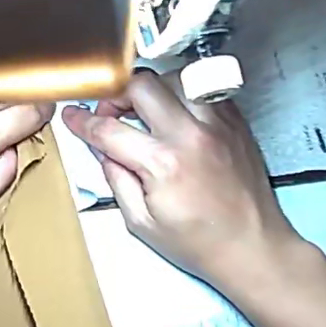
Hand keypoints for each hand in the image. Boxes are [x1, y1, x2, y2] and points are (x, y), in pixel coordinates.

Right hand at [61, 70, 307, 293]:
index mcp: (163, 164)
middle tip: (109, 113)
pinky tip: (174, 118)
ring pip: (174, 77)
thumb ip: (116, 178)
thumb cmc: (198, 243)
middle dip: (116, 94)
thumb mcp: (140, 222)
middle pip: (141, 84)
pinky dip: (181, 96)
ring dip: (151, 91)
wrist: (253, 248)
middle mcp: (192, 135)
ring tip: (144, 113)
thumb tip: (103, 149)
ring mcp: (218, 124)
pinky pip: (202, 90)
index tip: (72, 116)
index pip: (109, 129)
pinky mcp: (236, 122)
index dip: (82, 121)